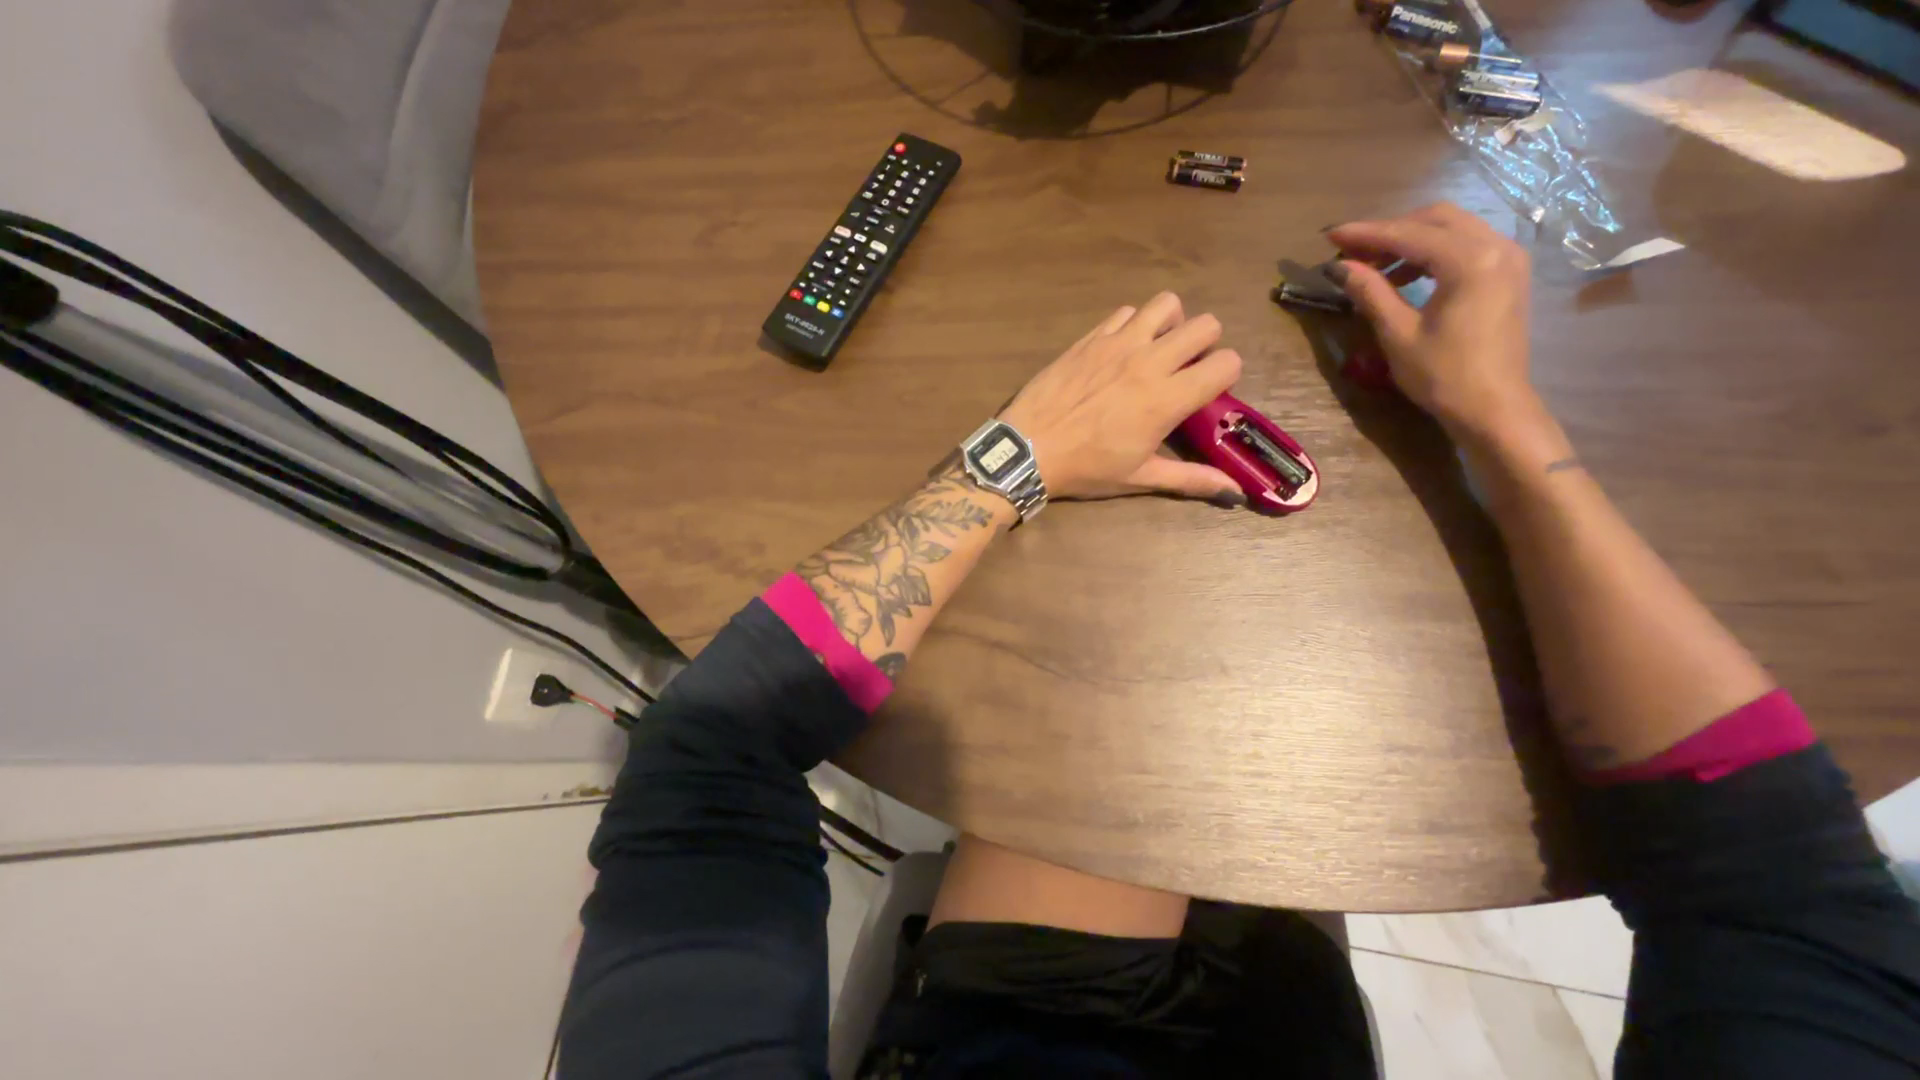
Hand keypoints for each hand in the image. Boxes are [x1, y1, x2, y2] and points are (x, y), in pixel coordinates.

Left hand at [1000, 293, 1243, 502]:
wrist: (1027, 449)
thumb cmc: (1085, 468)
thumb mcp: (1140, 478)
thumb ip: (1192, 479)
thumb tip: (1236, 493)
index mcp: (1166, 399)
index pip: (1226, 363)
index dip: (1226, 375)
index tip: (1208, 393)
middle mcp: (1149, 362)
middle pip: (1206, 324)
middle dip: (1207, 344)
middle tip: (1187, 369)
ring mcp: (1118, 343)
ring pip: (1167, 304)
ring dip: (1173, 324)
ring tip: (1159, 350)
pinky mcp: (1091, 337)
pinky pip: (1126, 312)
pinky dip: (1134, 324)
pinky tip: (1123, 350)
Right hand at [1327, 204, 1542, 441]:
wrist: (1493, 409)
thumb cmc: (1443, 376)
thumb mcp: (1398, 333)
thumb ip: (1371, 292)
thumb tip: (1340, 266)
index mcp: (1470, 260)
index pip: (1409, 234)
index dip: (1366, 233)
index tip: (1331, 234)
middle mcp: (1496, 247)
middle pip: (1436, 219)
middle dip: (1391, 230)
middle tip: (1353, 251)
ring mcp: (1509, 258)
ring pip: (1453, 229)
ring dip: (1412, 240)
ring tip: (1375, 266)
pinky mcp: (1509, 274)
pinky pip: (1468, 245)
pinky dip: (1434, 252)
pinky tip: (1407, 276)